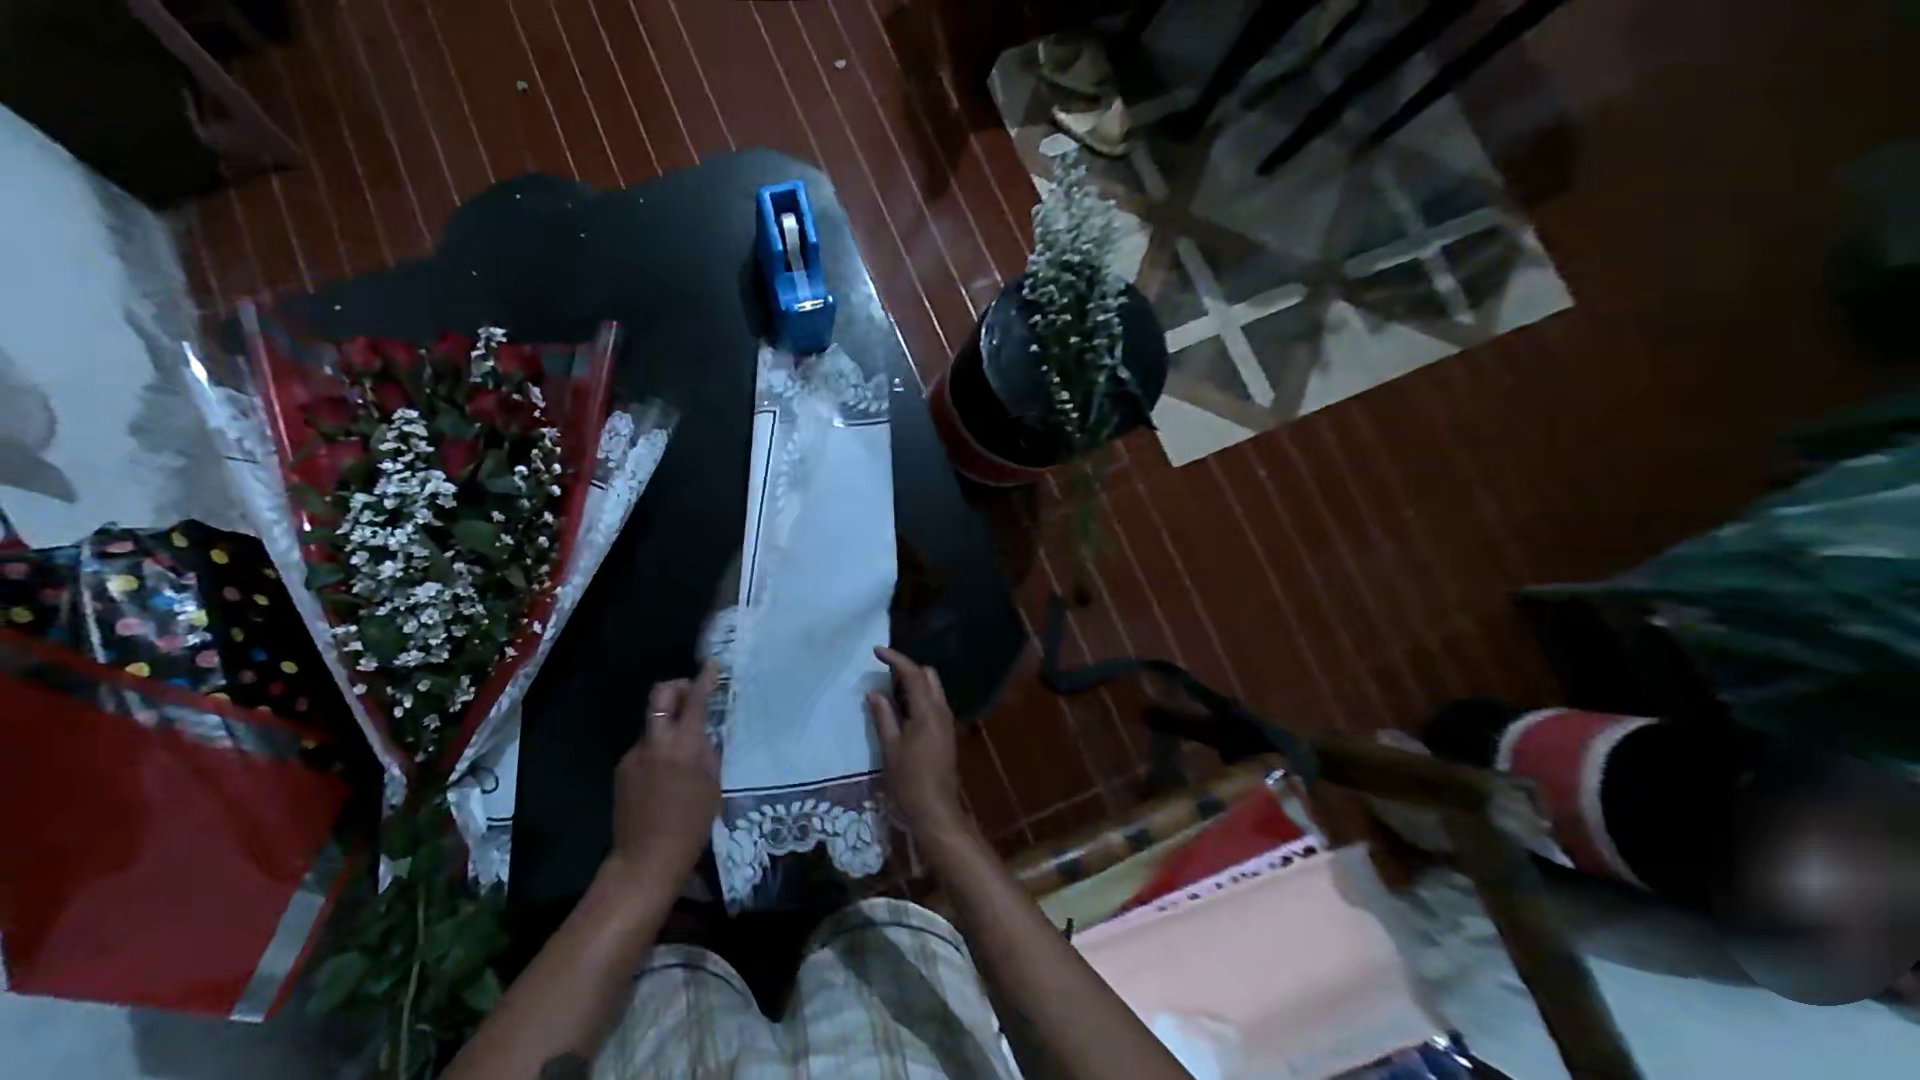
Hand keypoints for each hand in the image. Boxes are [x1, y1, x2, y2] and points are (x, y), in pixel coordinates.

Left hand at [607, 665, 720, 887]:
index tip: (712, 665)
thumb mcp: (713, 783)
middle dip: (677, 688)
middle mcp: (656, 742)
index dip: (705, 679)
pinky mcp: (622, 768)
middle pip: (660, 696)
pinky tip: (666, 775)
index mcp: (685, 745)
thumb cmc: (692, 823)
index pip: (696, 700)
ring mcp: (634, 754)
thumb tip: (705, 734)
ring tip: (683, 751)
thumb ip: (708, 752)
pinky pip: (644, 748)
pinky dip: (658, 750)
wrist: (647, 857)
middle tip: (691, 695)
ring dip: (668, 725)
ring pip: (653, 724)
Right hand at [867, 646, 969, 841]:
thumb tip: (874, 692)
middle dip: (908, 668)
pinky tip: (902, 708)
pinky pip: (934, 703)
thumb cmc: (909, 780)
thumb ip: (883, 716)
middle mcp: (942, 711)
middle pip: (929, 676)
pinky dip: (919, 697)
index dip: (896, 659)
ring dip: (914, 683)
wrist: (936, 810)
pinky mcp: (947, 733)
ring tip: (889, 689)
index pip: (913, 674)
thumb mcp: (890, 748)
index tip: (877, 651)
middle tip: (883, 672)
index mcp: (927, 711)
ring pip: (933, 689)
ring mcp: (947, 722)